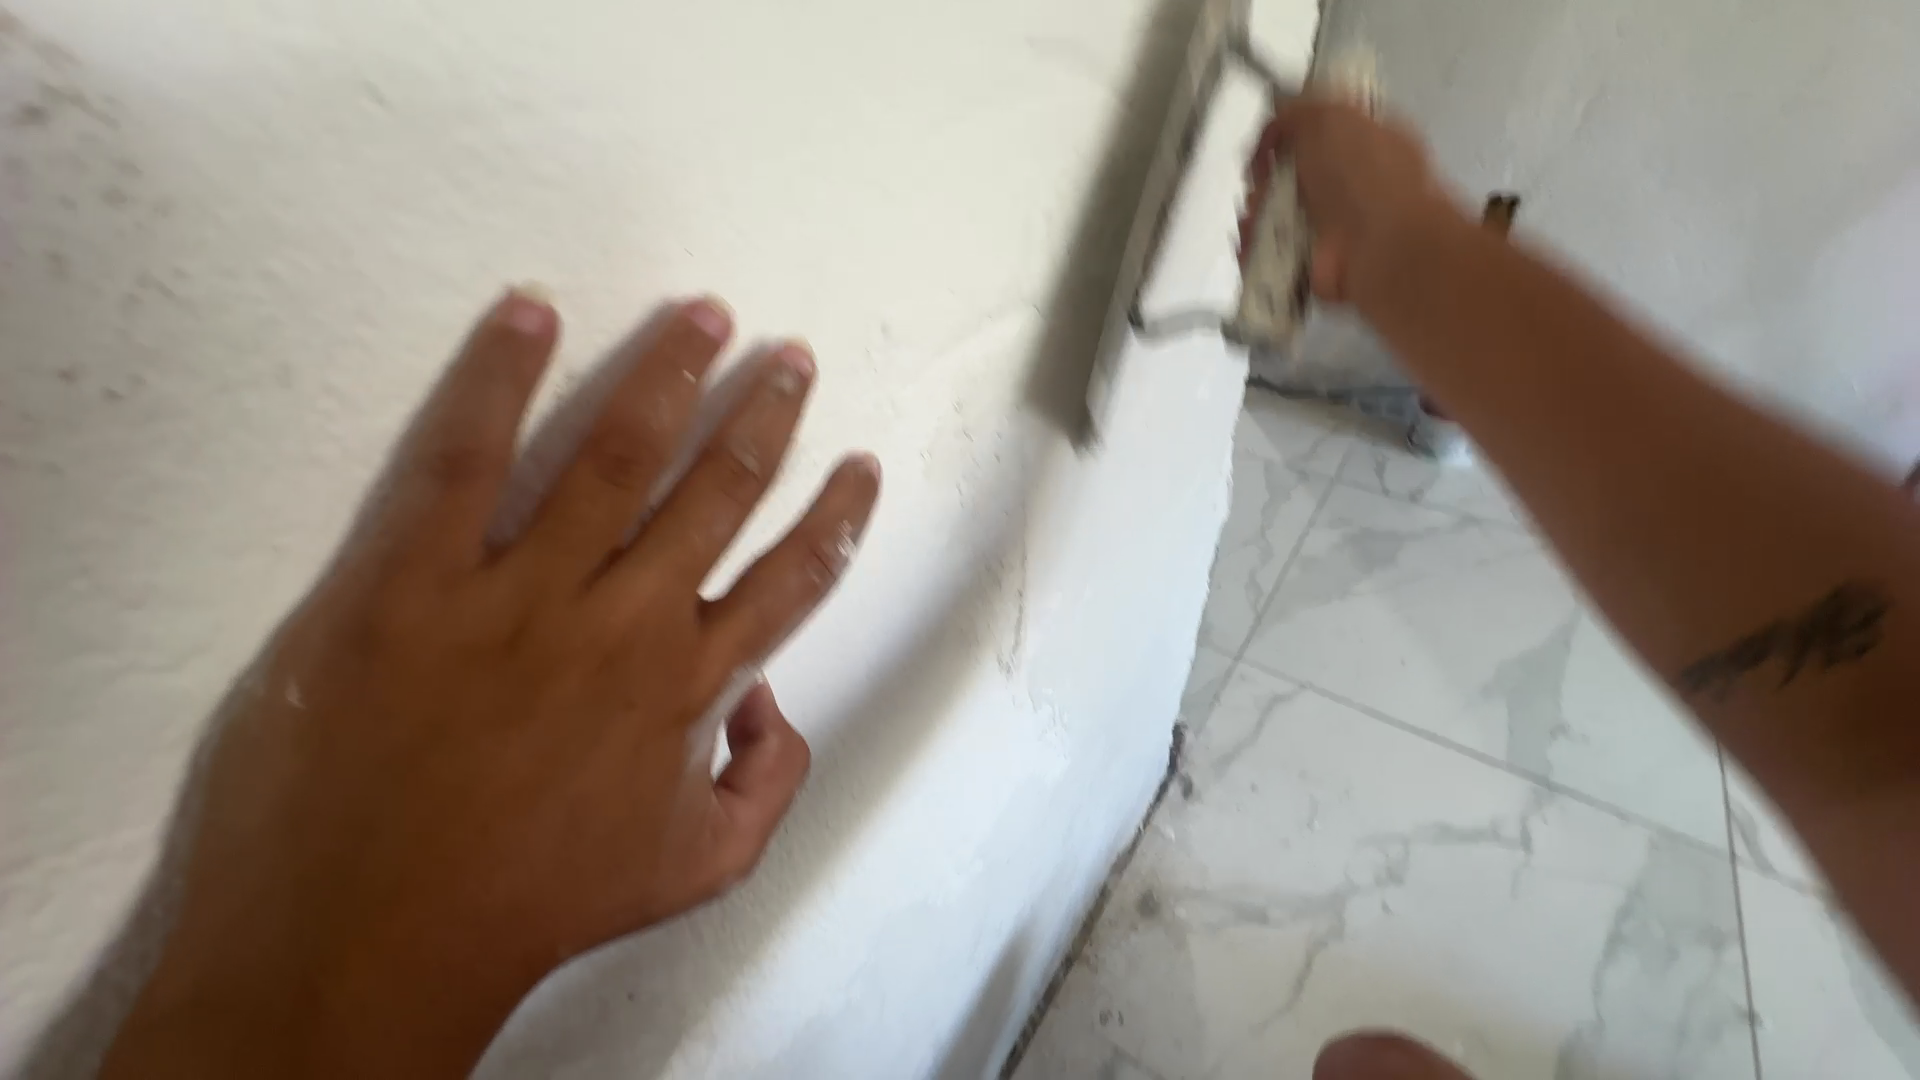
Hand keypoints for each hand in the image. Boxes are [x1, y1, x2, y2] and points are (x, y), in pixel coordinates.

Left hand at [103, 292, 880, 1077]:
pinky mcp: (407, 582)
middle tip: (793, 357)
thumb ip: (773, 782)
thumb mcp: (703, 866)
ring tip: (706, 316)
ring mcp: (519, 593)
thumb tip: (773, 699)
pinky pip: (461, 460)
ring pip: (615, 455)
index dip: (837, 516)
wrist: (363, 945)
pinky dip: (498, 379)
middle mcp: (627, 620)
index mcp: (692, 684)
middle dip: (767, 415)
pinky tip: (534, 314)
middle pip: (720, 491)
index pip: (795, 577)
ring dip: (670, 375)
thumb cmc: (541, 903)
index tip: (859, 464)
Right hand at [1260, 97, 1462, 304]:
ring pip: (1278, 214)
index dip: (1286, 134)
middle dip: (1265, 179)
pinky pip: (1273, 251)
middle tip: (1260, 184)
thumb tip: (1276, 115)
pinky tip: (1249, 242)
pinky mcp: (1313, 262)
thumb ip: (1299, 111)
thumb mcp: (1330, 119)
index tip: (1267, 144)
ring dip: (1256, 215)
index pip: (1319, 130)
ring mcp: (1332, 225)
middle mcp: (1350, 182)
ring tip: (1252, 218)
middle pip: (1292, 176)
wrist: (1378, 246)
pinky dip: (1254, 248)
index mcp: (1366, 139)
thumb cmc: (1361, 175)